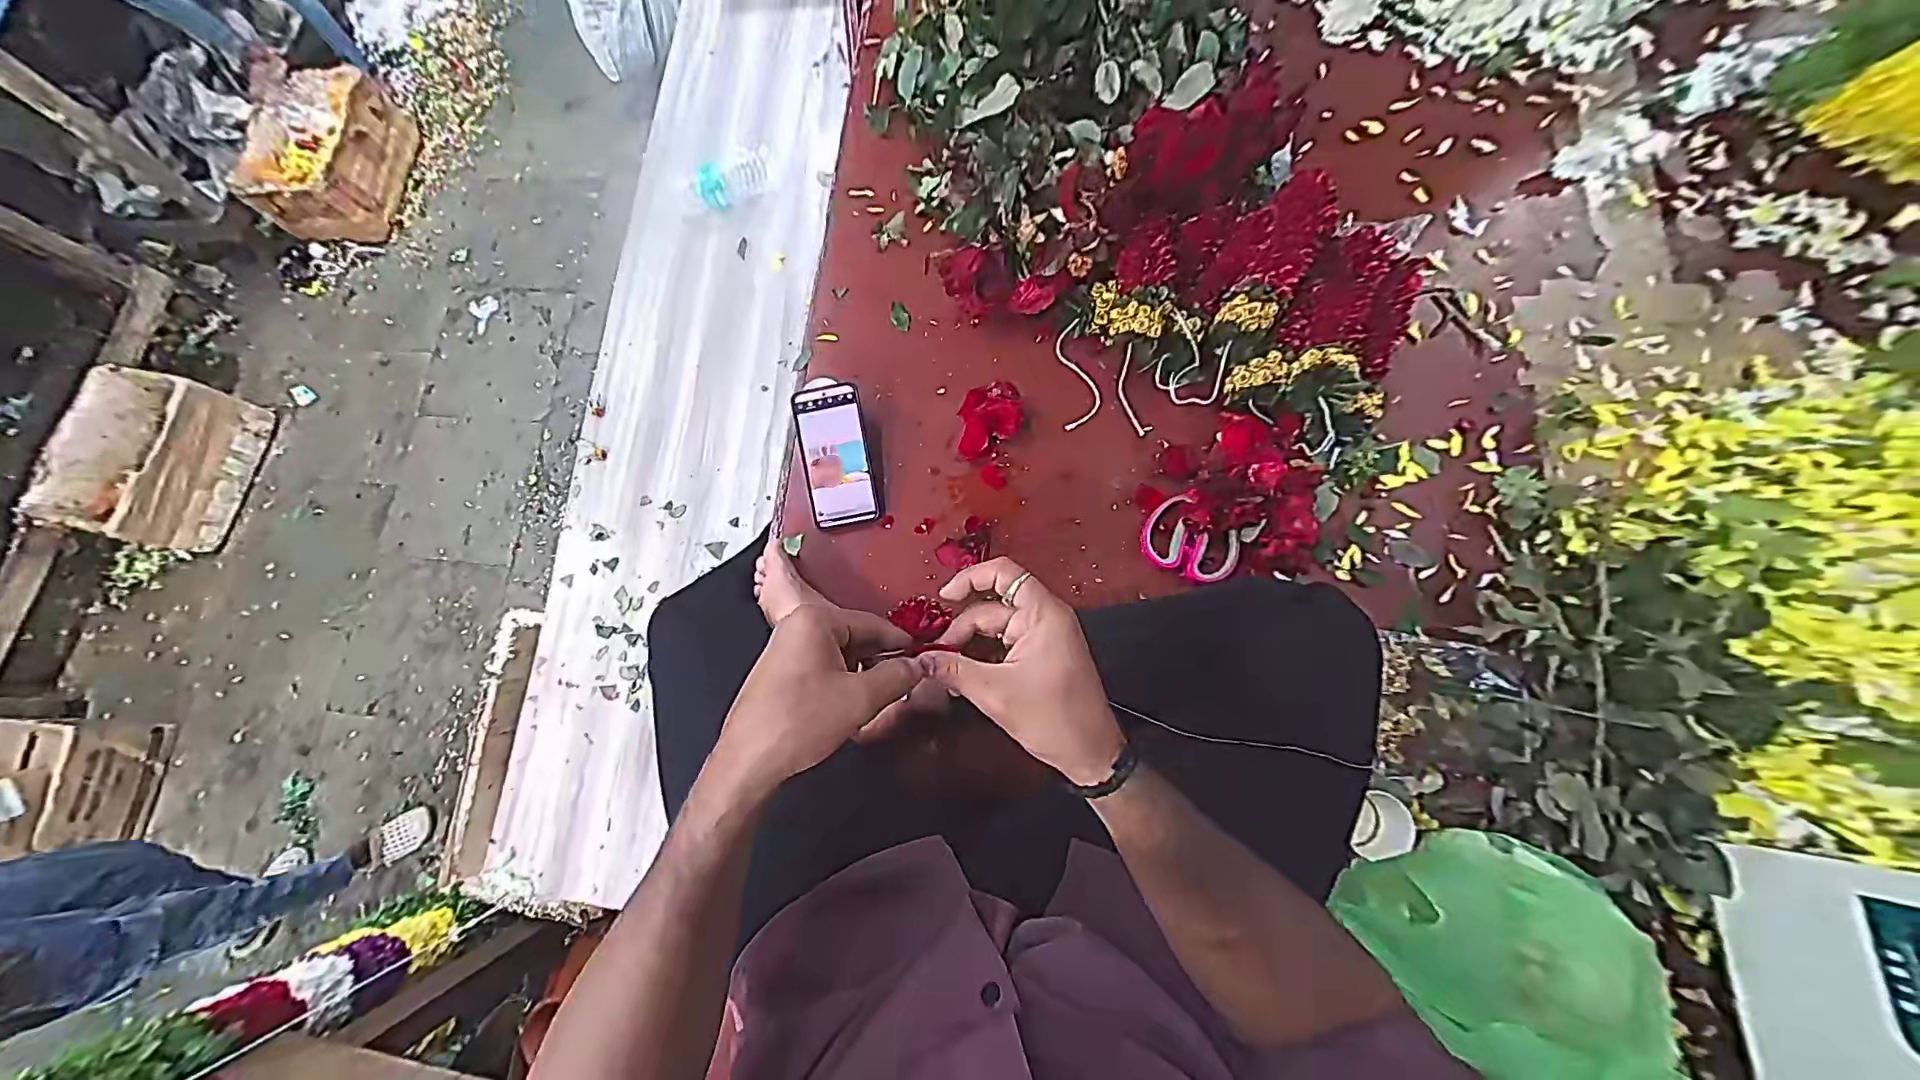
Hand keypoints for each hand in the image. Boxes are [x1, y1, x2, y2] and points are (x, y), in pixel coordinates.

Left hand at [703, 604, 922, 803]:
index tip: (921, 657)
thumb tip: (916, 666)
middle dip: (880, 661)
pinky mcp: (779, 672)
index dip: (902, 642)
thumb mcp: (862, 698)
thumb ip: (897, 676)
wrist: (748, 761)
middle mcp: (796, 627)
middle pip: (856, 637)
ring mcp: (785, 649)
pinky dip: (841, 683)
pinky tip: (848, 707)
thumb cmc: (797, 724)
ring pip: (840, 655)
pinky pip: (822, 668)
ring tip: (875, 700)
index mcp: (814, 620)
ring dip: (861, 675)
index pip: (873, 623)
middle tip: (902, 684)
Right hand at [915, 559, 1125, 786]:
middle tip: (939, 655)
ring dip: (970, 646)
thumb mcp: (996, 693)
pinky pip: (1005, 645)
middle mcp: (1045, 619)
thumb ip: (955, 671)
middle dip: (962, 628)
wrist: (1090, 753)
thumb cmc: (1057, 720)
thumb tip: (925, 659)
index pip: (1004, 573)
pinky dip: (983, 657)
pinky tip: (965, 676)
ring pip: (995, 628)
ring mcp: (1043, 637)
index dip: (970, 578)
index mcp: (1043, 615)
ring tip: (948, 670)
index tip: (945, 597)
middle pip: (992, 607)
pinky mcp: (1040, 656)